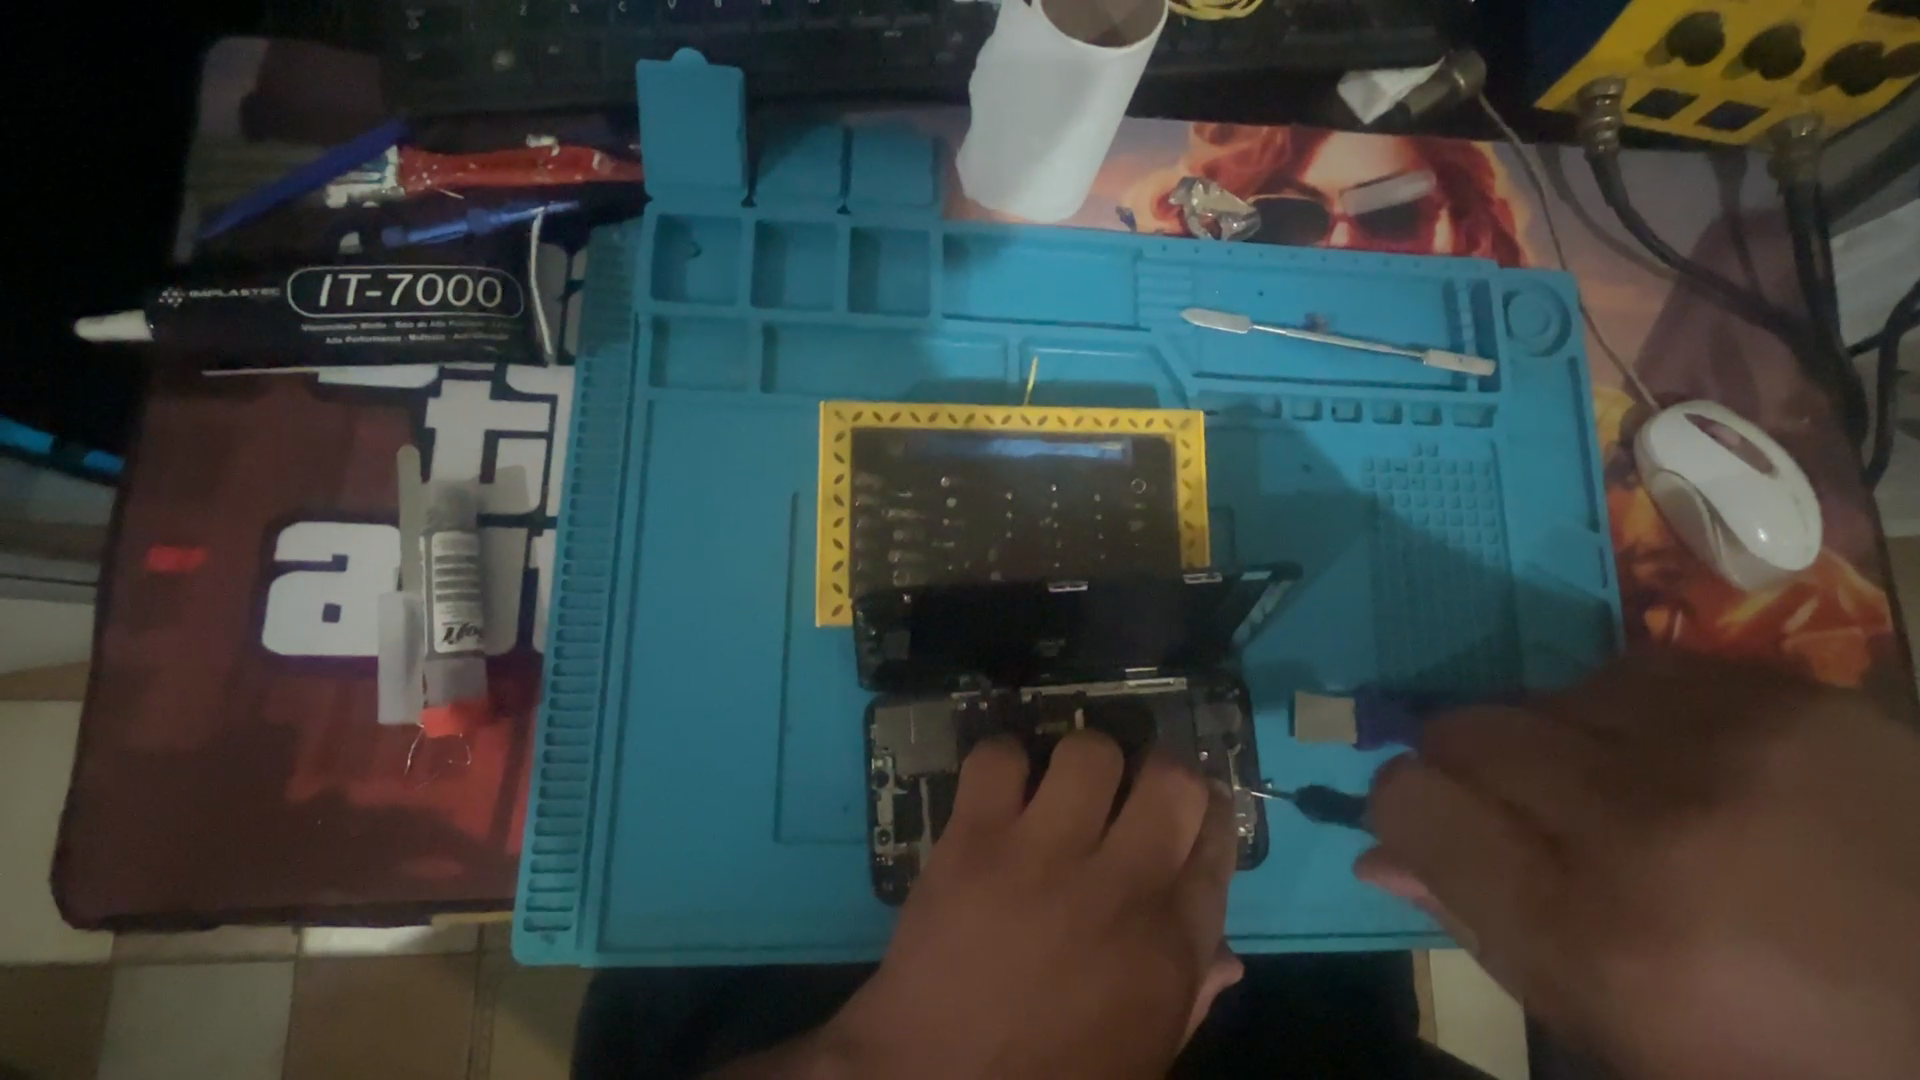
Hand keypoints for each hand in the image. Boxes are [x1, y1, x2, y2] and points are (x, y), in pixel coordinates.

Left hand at [813, 731, 1241, 1079]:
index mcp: (1169, 945)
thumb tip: (1228, 955)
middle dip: (1160, 774)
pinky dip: (1002, 760)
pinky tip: (1001, 789)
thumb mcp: (1141, 1053)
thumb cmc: (1047, 1073)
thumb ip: (1188, 997)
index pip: (1217, 843)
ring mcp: (1042, 855)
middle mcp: (1118, 886)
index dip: (1210, 815)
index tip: (1191, 811)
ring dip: (1082, 762)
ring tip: (1063, 788)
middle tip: (1132, 790)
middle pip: (1171, 782)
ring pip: (1089, 753)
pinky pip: (998, 758)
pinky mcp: (973, 838)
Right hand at [1358, 653, 1919, 1079]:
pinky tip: (1685, 765)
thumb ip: (1478, 928)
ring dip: (1552, 741)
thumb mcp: (1612, 1031)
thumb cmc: (1774, 1047)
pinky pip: (1633, 670)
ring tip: (1621, 793)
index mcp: (1594, 936)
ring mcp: (1725, 753)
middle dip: (1468, 771)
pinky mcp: (1792, 700)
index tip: (1440, 828)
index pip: (1409, 800)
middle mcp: (1645, 831)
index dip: (1408, 812)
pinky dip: (1630, 713)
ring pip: (1538, 694)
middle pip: (1460, 732)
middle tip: (1527, 814)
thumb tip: (1376, 854)